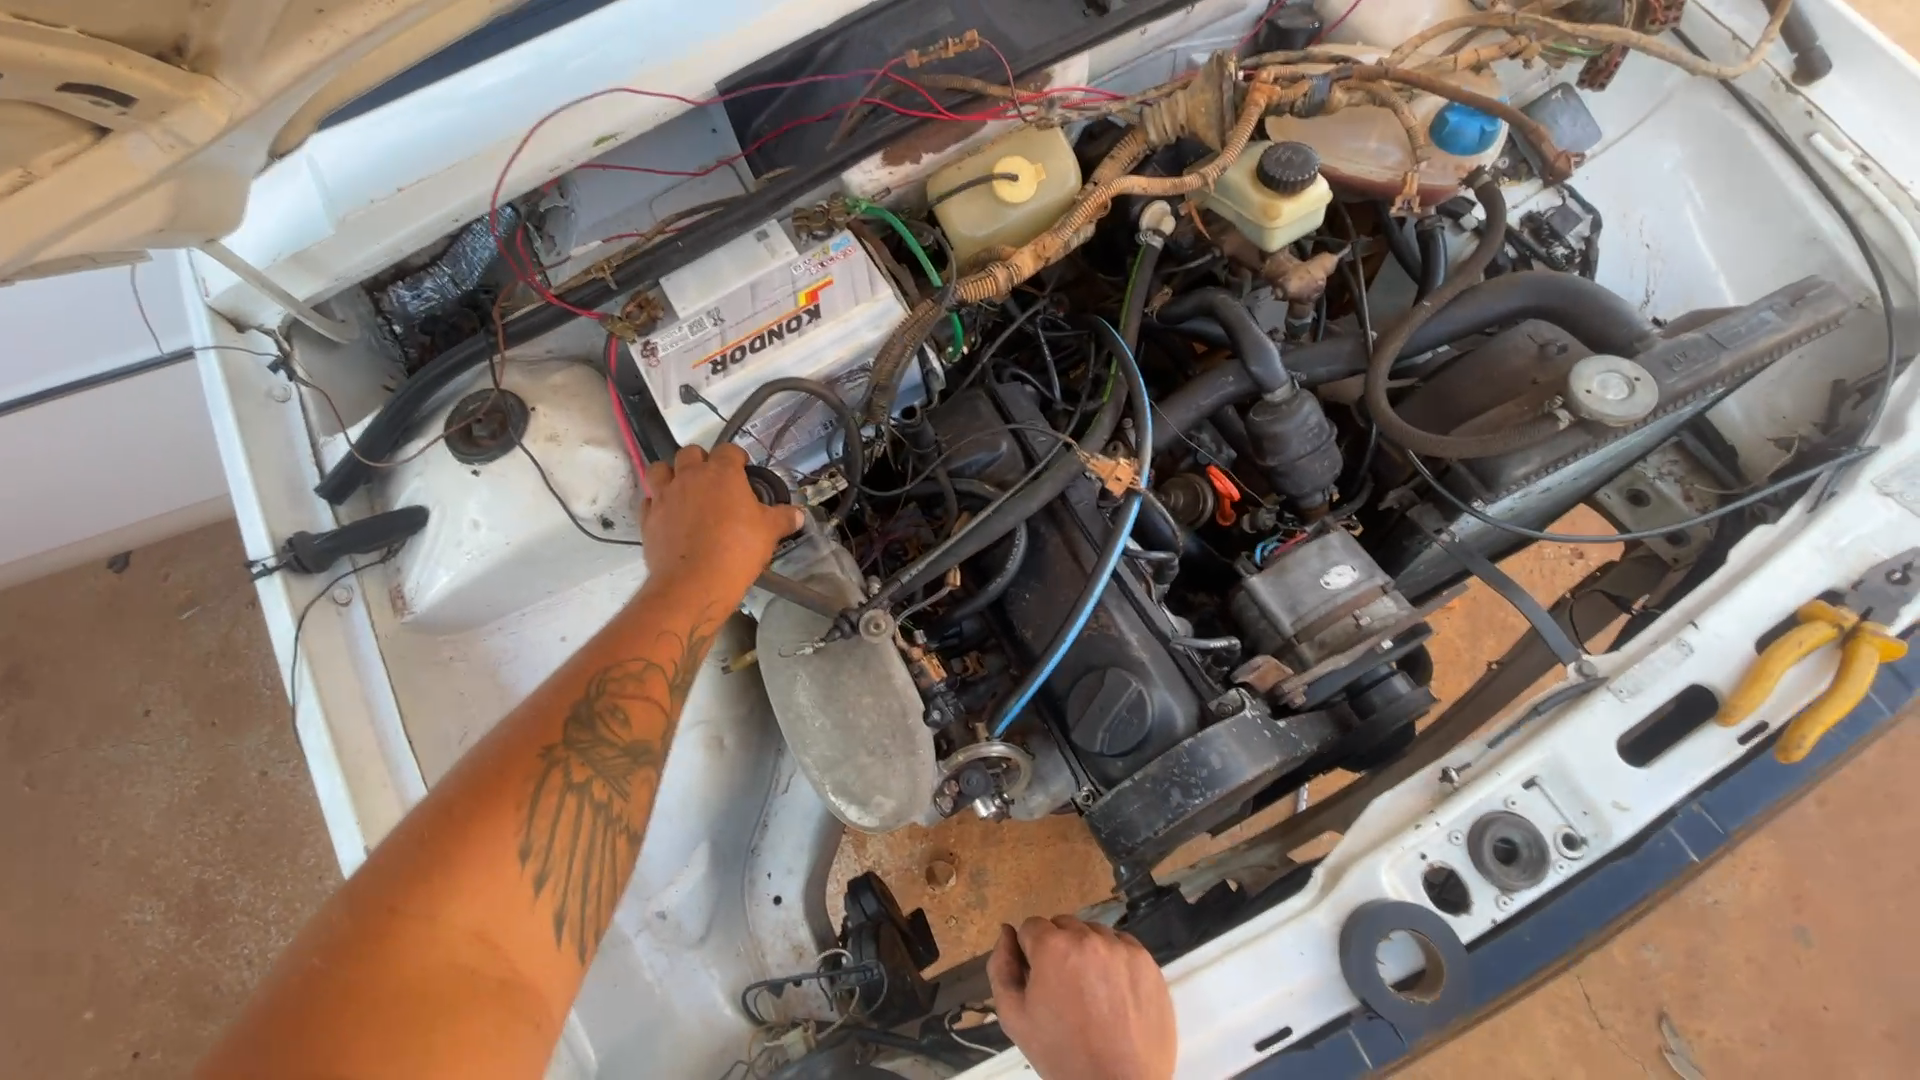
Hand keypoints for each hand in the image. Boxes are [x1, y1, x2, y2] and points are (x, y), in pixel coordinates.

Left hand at [639, 443, 804, 606]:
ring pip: (659, 469)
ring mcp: (664, 496)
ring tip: (683, 489)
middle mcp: (689, 476)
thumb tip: (799, 514)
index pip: (728, 450)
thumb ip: (784, 518)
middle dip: (701, 460)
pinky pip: (649, 500)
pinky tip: (668, 515)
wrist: (694, 583)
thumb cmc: (737, 550)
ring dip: (670, 474)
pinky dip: (657, 503)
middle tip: (713, 480)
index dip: (737, 458)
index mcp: (721, 473)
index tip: (743, 469)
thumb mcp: (770, 532)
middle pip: (690, 452)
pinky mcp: (647, 518)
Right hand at [987, 916, 1176, 1079]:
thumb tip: (1006, 931)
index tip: (1039, 981)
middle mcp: (1088, 937)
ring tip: (1091, 993)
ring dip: (1086, 952)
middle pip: (1063, 926)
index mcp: (1052, 947)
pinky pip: (1123, 946)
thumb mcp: (1014, 1017)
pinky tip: (1113, 993)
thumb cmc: (1061, 1054)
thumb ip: (1001, 966)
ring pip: (1093, 933)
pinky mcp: (1147, 962)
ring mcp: (1121, 948)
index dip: (1030, 953)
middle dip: (1058, 949)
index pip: (1031, 927)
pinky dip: (1114, 960)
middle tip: (1064, 989)